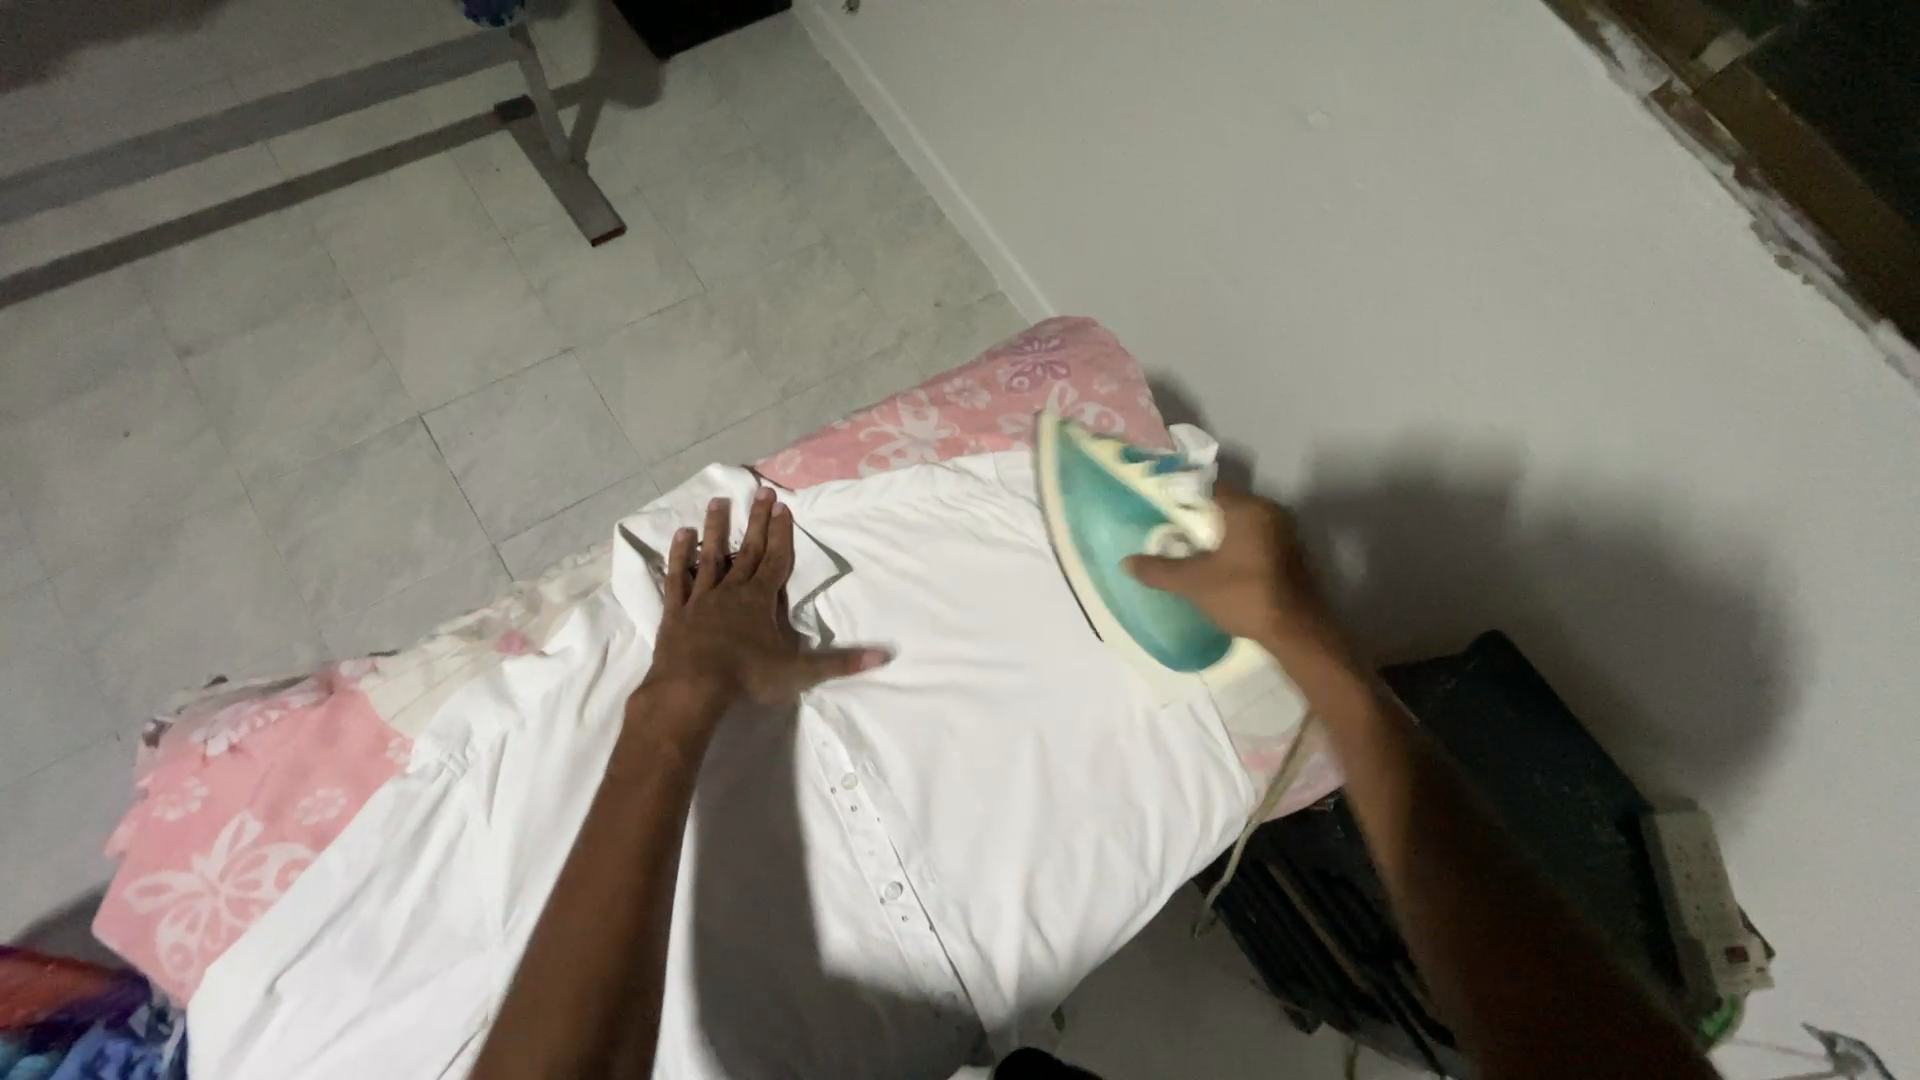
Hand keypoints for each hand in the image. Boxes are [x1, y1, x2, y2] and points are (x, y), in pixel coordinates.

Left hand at [639, 488, 887, 710]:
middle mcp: (732, 590)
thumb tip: (884, 655)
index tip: (783, 505)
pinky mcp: (676, 611)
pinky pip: (678, 577)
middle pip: (747, 550)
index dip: (782, 533)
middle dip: (757, 520)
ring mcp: (701, 598)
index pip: (776, 559)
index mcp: (760, 600)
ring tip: (718, 501)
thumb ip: (841, 663)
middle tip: (761, 491)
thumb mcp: (800, 672)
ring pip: (710, 556)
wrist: (691, 689)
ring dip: (715, 529)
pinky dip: (679, 556)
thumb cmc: (748, 677)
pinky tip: (680, 535)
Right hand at [1123, 486, 1352, 669]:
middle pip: (1225, 507)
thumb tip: (1126, 562)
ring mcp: (1285, 534)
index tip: (1162, 511)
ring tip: (1188, 552)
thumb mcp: (1193, 583)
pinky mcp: (1289, 555)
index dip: (1183, 498)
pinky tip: (1216, 568)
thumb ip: (1159, 570)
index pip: (1209, 489)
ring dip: (1217, 536)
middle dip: (1198, 520)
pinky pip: (1253, 541)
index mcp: (1249, 509)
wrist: (1297, 632)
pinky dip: (1234, 549)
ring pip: (1240, 526)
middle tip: (1170, 534)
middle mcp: (1270, 513)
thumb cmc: (1245, 595)